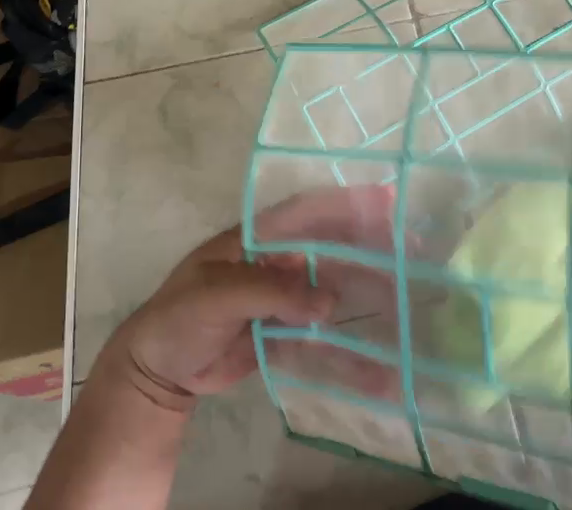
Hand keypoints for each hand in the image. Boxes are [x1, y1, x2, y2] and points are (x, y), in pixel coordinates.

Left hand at [96, 186, 397, 412]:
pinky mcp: (285, 332)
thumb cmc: (180, 316)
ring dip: (369, 290)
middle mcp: (278, 260)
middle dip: (371, 246)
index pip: (310, 211)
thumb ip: (271, 291)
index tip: (389, 200)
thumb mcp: (217, 294)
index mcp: (258, 237)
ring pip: (334, 288)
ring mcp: (284, 296)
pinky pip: (323, 336)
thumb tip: (330, 300)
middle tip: (414, 250)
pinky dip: (349, 350)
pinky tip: (379, 368)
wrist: (157, 370)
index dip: (348, 202)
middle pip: (332, 247)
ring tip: (409, 298)